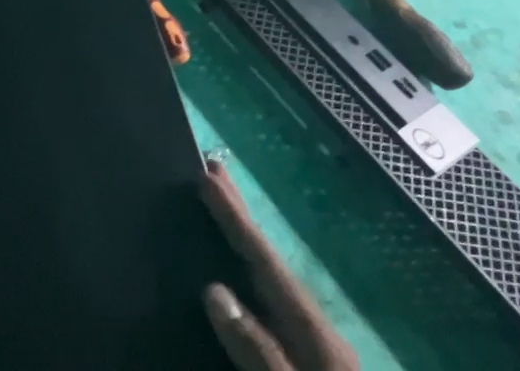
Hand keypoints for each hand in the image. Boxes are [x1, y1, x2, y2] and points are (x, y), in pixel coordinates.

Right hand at [201, 162, 358, 370]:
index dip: (234, 221)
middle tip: (213, 169)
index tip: (206, 177)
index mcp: (313, 338)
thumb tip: (214, 290)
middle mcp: (313, 334)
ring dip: (243, 242)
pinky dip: (249, 274)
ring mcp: (312, 351)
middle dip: (240, 217)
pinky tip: (233, 274)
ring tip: (219, 204)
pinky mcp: (304, 366)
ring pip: (270, 282)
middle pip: (270, 264)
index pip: (265, 267)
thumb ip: (260, 354)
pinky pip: (269, 304)